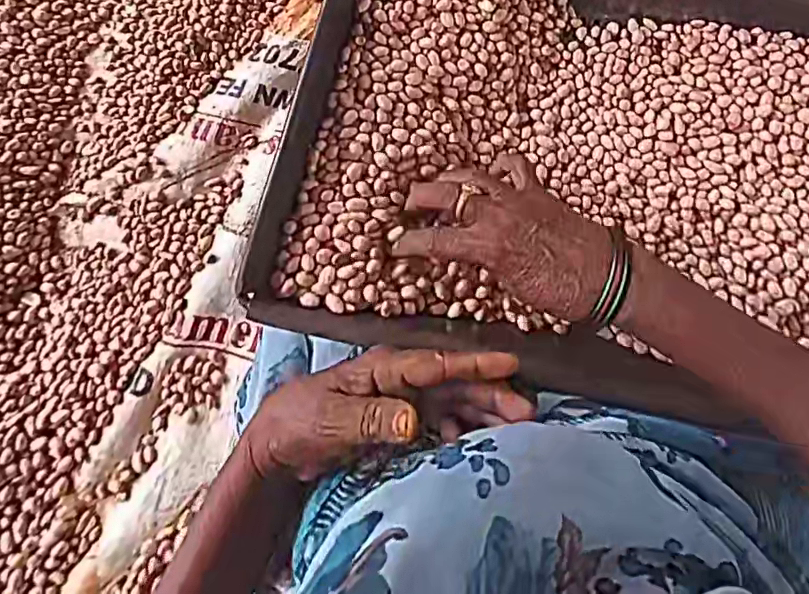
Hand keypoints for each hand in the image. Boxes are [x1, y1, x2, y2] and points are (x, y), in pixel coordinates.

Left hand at [242, 347, 533, 481]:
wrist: (281, 439)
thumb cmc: (302, 418)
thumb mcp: (332, 419)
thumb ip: (372, 417)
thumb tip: (413, 419)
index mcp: (385, 366)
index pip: (438, 363)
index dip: (475, 364)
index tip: (511, 363)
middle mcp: (400, 378)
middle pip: (454, 383)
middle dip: (491, 393)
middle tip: (527, 411)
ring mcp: (401, 399)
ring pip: (453, 402)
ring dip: (482, 413)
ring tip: (514, 429)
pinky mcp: (399, 421)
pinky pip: (440, 423)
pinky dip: (460, 432)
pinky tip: (473, 445)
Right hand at [394, 154, 617, 322]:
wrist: (606, 275)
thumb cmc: (562, 291)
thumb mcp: (513, 287)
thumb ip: (486, 264)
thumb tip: (467, 256)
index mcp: (487, 245)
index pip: (435, 240)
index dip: (409, 243)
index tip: (396, 246)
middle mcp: (496, 214)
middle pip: (445, 195)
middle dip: (419, 197)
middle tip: (407, 205)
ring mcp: (516, 197)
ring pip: (473, 175)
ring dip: (451, 178)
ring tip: (439, 183)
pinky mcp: (536, 190)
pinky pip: (512, 166)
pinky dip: (498, 165)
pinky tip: (491, 171)